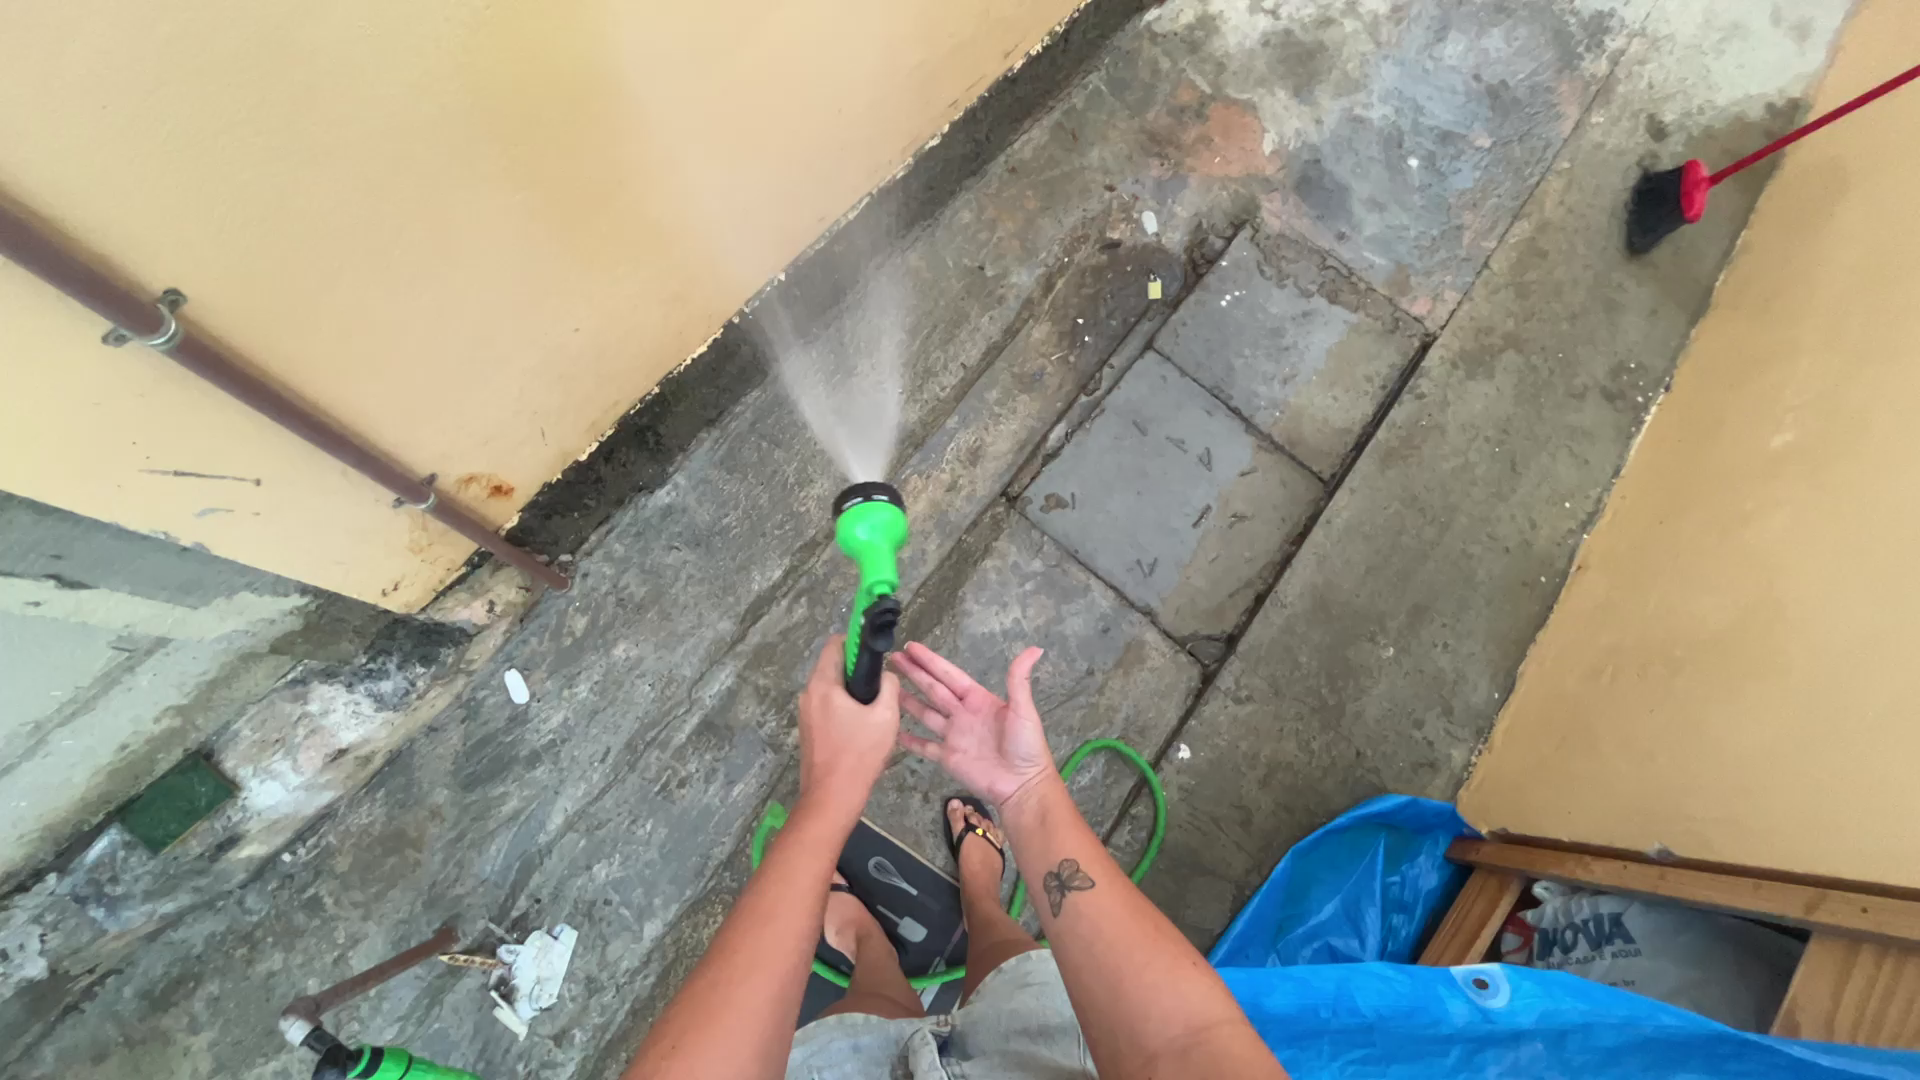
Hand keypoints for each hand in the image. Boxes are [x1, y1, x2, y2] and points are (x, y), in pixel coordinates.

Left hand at [796, 635, 900, 821]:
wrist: (832, 797)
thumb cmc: (860, 753)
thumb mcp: (886, 715)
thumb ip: (889, 685)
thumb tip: (886, 675)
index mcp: (823, 684)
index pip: (835, 644)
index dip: (856, 642)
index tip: (875, 653)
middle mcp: (808, 694)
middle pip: (832, 666)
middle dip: (856, 669)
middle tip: (880, 684)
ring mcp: (805, 713)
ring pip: (830, 688)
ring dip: (851, 690)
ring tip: (874, 707)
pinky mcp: (808, 730)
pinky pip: (826, 706)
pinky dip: (843, 706)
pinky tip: (861, 725)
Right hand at [890, 642, 1053, 805]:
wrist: (1022, 785)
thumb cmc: (1025, 746)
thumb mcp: (1024, 709)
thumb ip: (1019, 679)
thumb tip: (1035, 649)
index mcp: (978, 699)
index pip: (949, 674)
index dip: (930, 661)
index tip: (912, 647)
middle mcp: (962, 713)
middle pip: (933, 689)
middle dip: (914, 673)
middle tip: (894, 658)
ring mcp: (953, 735)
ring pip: (925, 713)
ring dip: (908, 701)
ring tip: (890, 688)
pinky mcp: (948, 757)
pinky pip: (925, 746)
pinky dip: (911, 740)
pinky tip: (896, 731)